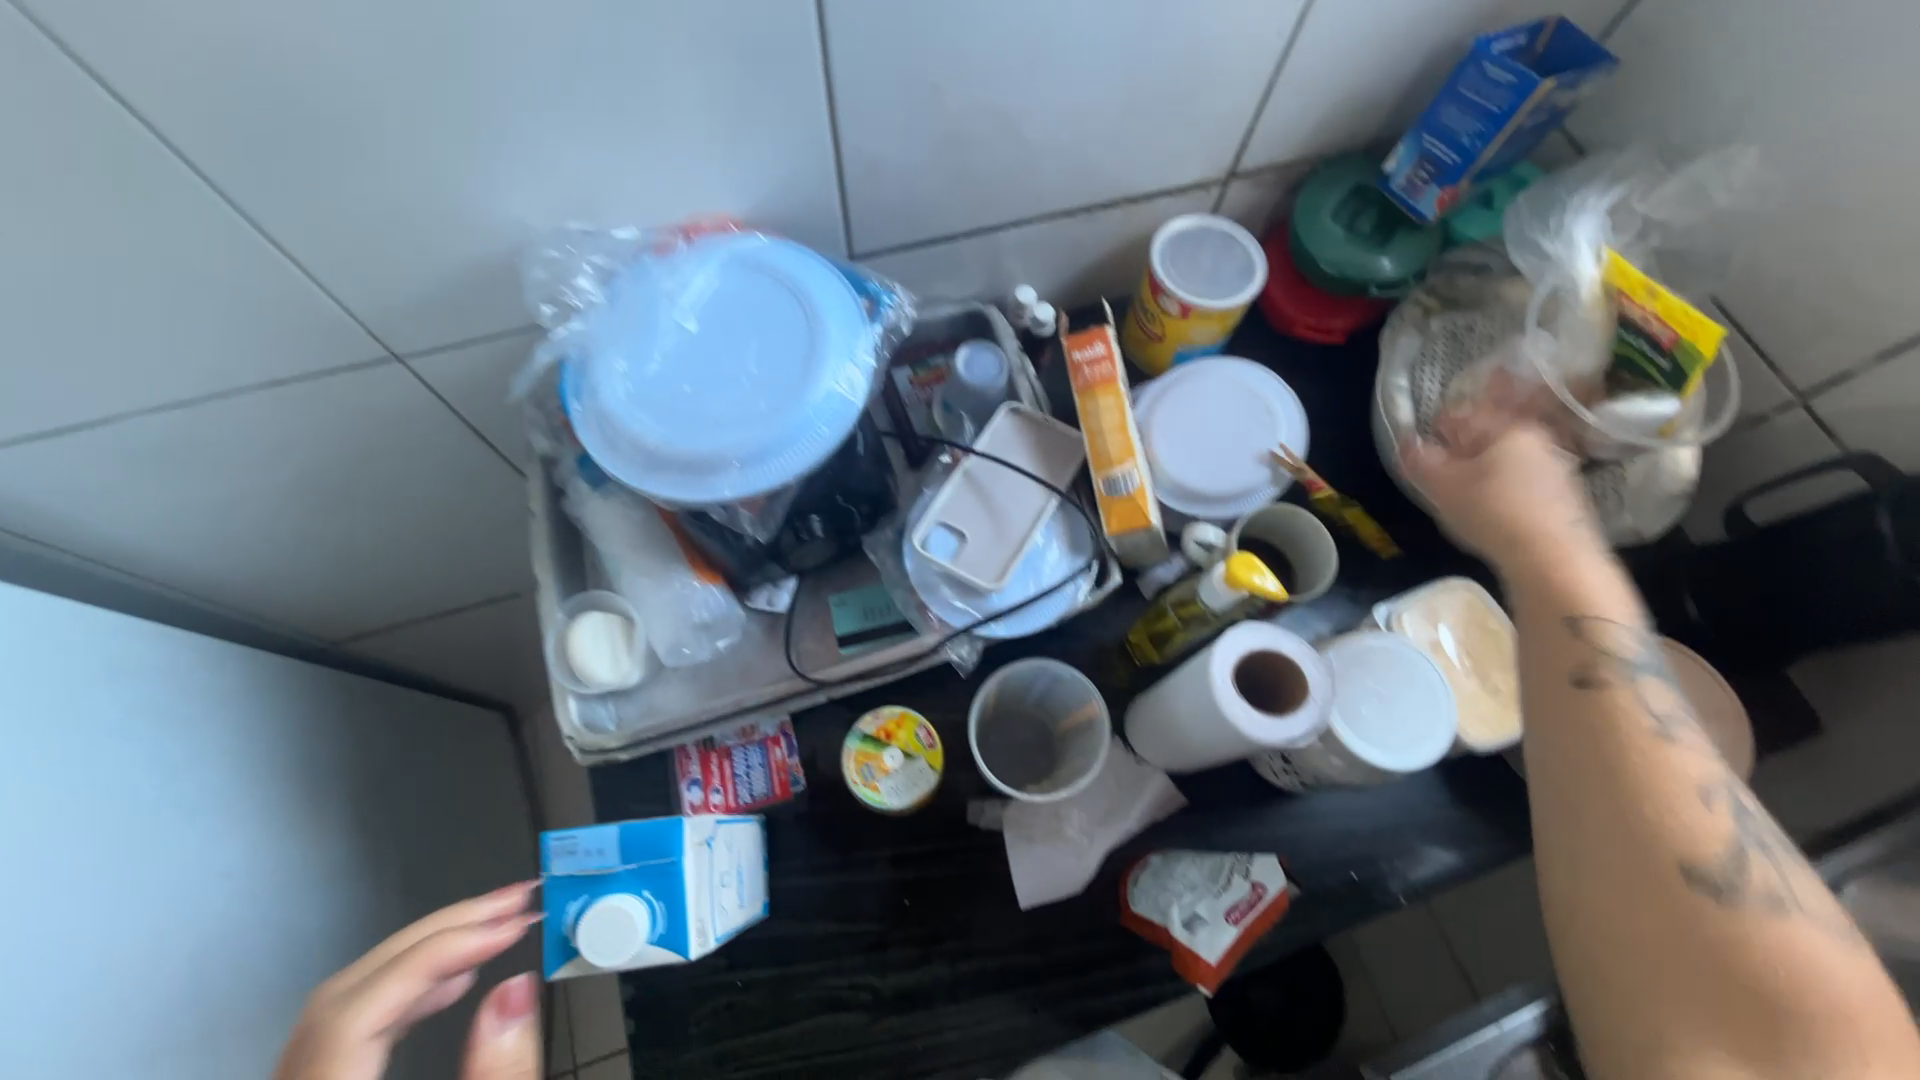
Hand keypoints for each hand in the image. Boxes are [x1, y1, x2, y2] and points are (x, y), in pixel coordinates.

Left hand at [274, 881, 543, 1079]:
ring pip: (347, 1002)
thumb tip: (516, 990)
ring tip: (495, 930)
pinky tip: (452, 982)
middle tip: (513, 903)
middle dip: (441, 936)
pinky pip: (347, 1028)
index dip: (442, 953)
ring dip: (430, 957)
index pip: (361, 1008)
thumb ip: (497, 1073)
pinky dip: (408, 993)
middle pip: (349, 991)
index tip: (512, 925)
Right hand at [1400, 412, 1605, 578]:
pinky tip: (1494, 513)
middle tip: (1445, 474)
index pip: (1463, 415)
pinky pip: (1524, 484)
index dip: (1438, 430)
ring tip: (1467, 498)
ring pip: (1509, 461)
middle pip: (1490, 438)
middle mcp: (1539, 440)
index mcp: (1509, 428)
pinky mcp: (1566, 498)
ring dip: (1486, 473)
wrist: (1552, 557)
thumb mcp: (1441, 486)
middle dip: (1465, 451)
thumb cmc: (1491, 511)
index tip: (1426, 450)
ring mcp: (1558, 469)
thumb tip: (1406, 442)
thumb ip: (1418, 460)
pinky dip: (1505, 491)